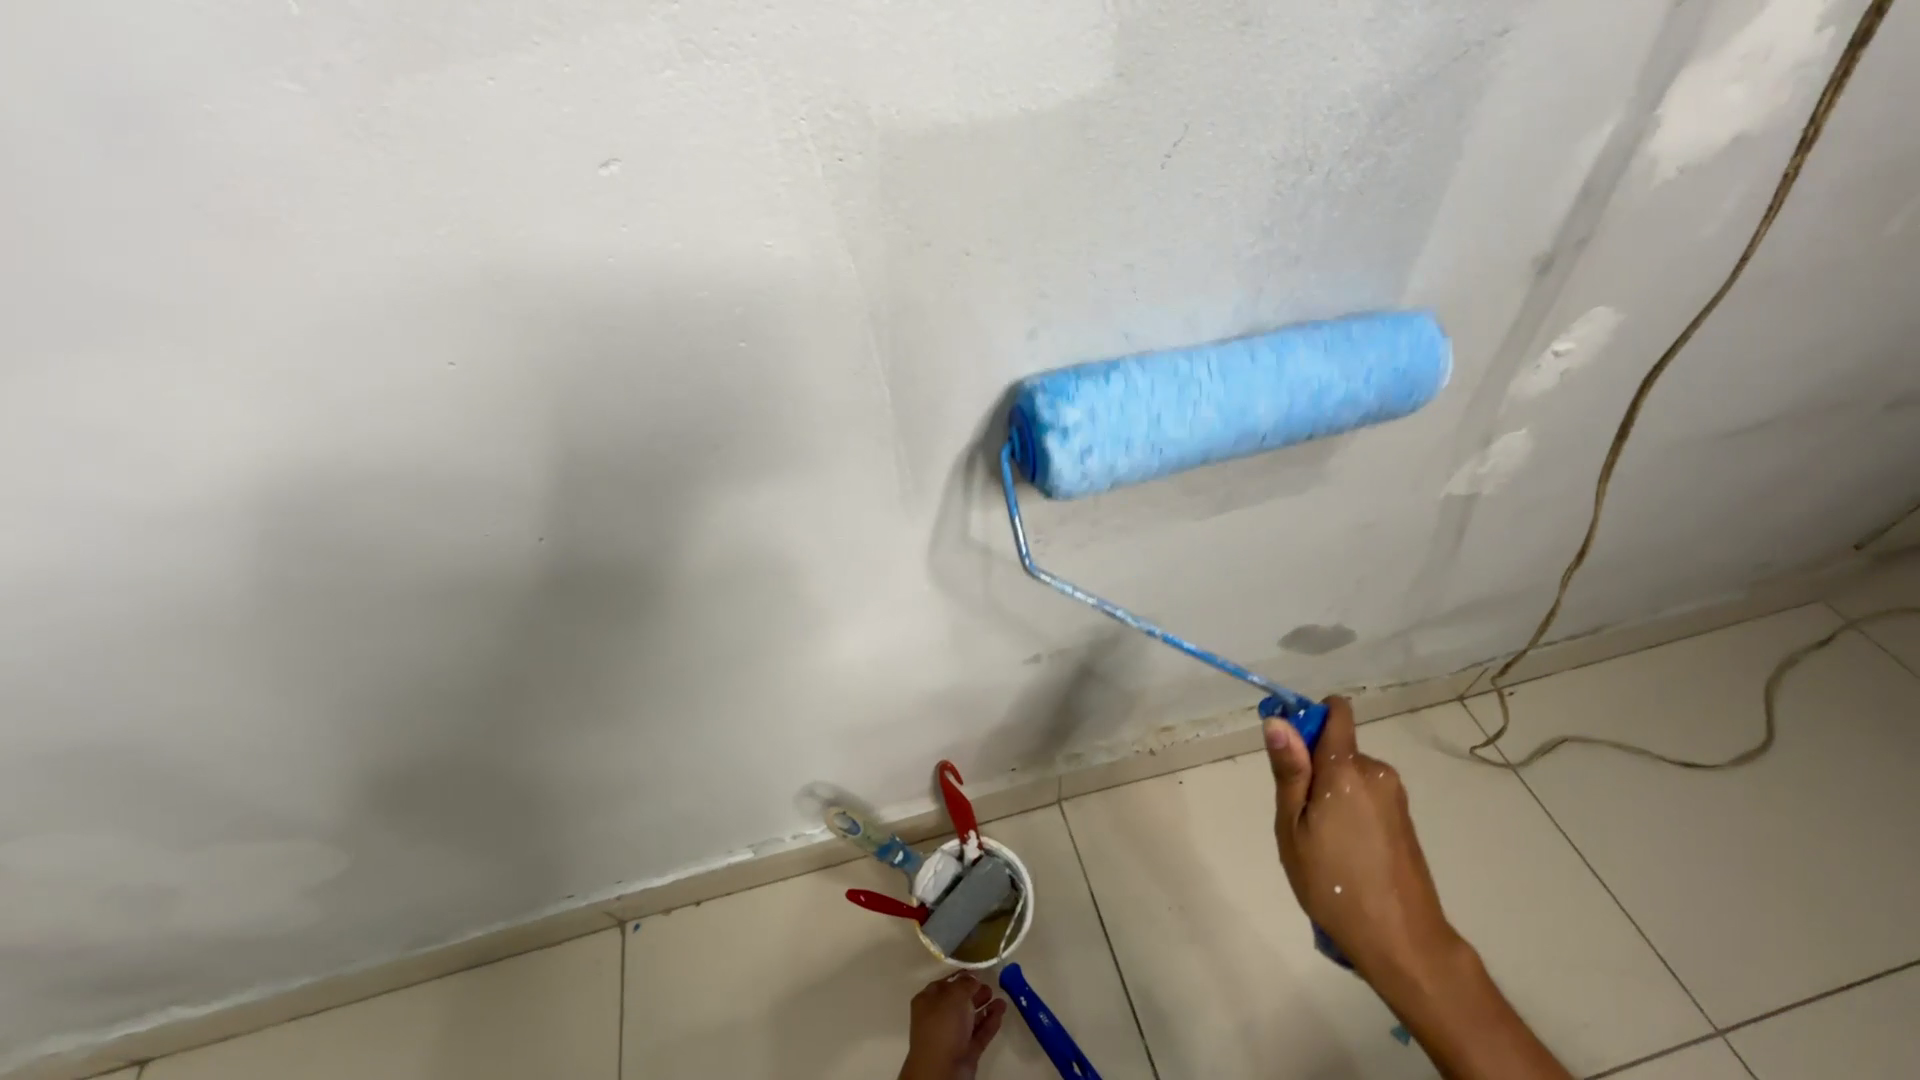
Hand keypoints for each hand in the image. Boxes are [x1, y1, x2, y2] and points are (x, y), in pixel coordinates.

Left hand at [897, 973, 1007, 1079]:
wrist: (942, 1070)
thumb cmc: (943, 1026)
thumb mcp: (953, 996)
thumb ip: (965, 984)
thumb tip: (973, 978)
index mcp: (927, 1001)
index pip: (944, 984)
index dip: (960, 977)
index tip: (977, 971)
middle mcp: (938, 1017)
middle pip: (959, 1000)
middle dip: (975, 992)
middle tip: (990, 985)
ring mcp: (953, 1035)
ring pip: (971, 1017)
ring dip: (985, 1006)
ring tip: (1000, 997)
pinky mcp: (966, 1050)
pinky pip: (980, 1032)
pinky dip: (990, 1021)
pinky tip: (1001, 1011)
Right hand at [1264, 696, 1460, 981]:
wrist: (1401, 940)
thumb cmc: (1332, 883)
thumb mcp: (1292, 828)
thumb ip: (1289, 772)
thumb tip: (1278, 721)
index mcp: (1347, 769)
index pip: (1336, 712)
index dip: (1307, 717)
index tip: (1287, 748)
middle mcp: (1377, 773)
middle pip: (1336, 749)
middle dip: (1312, 771)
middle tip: (1298, 820)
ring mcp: (1394, 797)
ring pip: (1349, 776)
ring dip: (1329, 795)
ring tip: (1320, 845)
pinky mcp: (1403, 820)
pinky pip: (1365, 798)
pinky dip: (1348, 813)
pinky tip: (1344, 855)